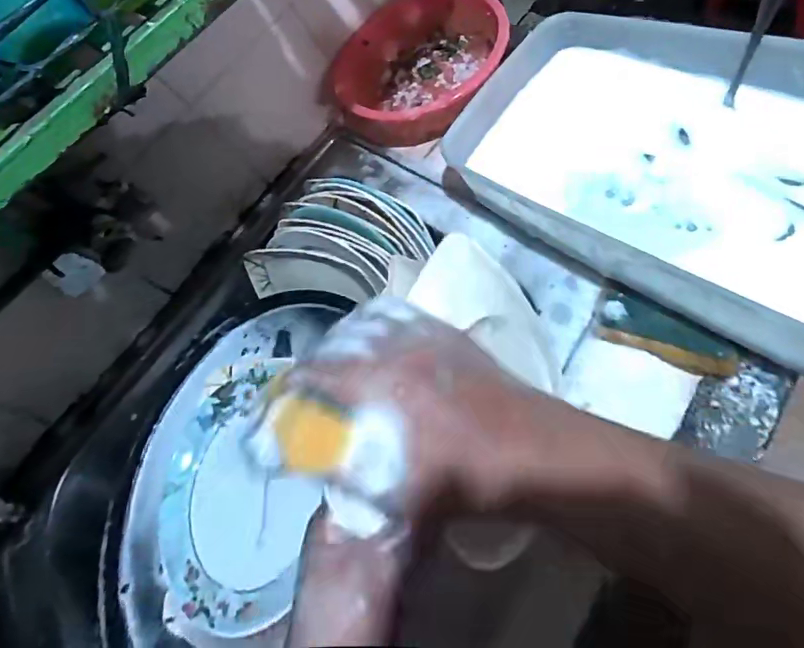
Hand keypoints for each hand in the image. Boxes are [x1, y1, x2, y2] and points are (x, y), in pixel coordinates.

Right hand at [279, 297, 567, 646]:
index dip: (290, 391)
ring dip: (342, 342)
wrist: (525, 448)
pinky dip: (375, 323)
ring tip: (336, 364)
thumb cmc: (458, 480)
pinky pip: (398, 313)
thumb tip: (310, 451)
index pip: (314, 377)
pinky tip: (374, 338)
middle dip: (313, 367)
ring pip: (365, 322)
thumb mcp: (391, 490)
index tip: (278, 406)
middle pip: (335, 345)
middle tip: (305, 391)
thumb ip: (345, 468)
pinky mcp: (445, 330)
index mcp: (377, 386)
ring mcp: (422, 333)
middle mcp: (394, 349)